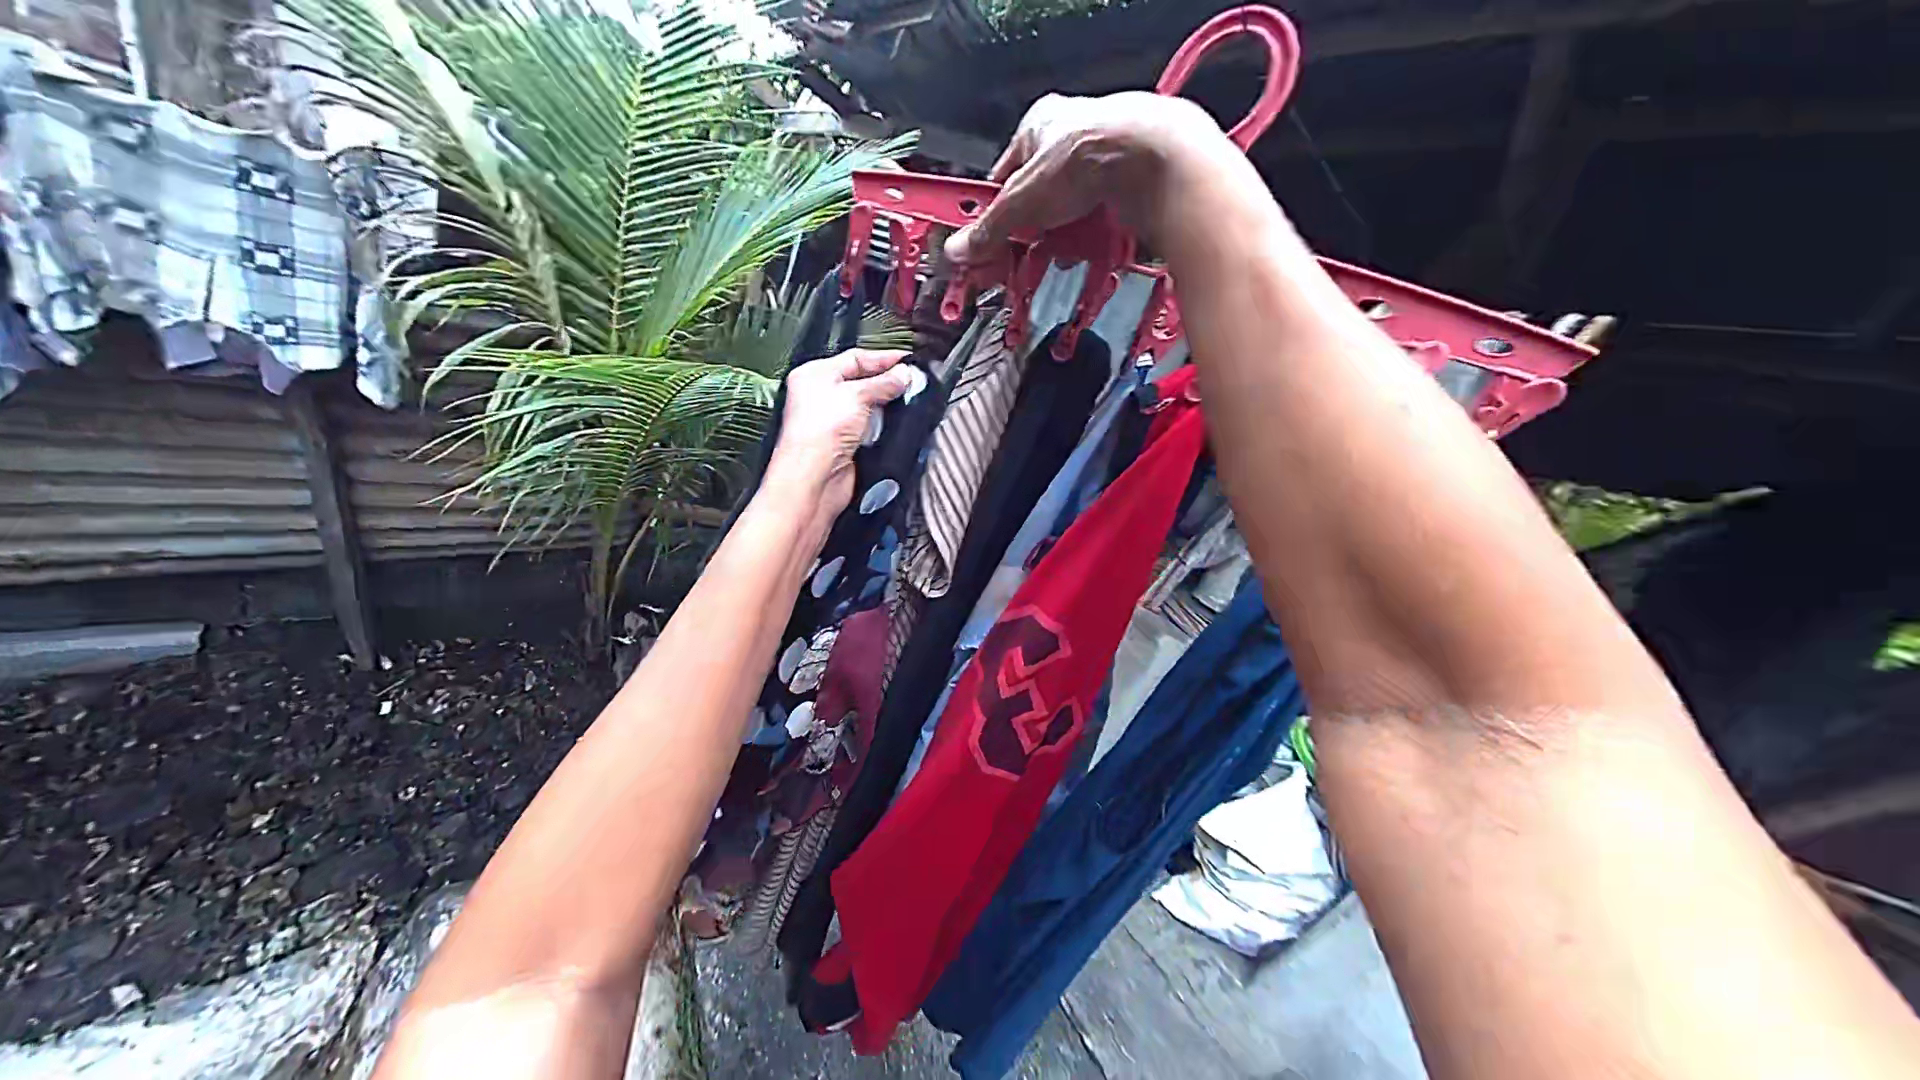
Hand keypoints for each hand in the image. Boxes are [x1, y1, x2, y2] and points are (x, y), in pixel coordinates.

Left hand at [764, 348, 923, 518]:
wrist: (815, 479)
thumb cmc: (816, 435)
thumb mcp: (856, 395)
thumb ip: (883, 383)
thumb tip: (902, 374)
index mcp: (814, 376)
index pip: (855, 358)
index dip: (882, 358)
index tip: (906, 360)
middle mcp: (821, 398)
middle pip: (863, 383)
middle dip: (886, 384)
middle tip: (909, 382)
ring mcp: (834, 424)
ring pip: (870, 409)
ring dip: (885, 409)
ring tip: (902, 405)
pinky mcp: (847, 446)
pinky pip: (872, 432)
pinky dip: (882, 431)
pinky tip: (891, 428)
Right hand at [943, 91, 1254, 267]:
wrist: (1152, 161)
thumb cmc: (1087, 157)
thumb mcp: (1021, 202)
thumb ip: (987, 230)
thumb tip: (959, 250)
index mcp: (1037, 128)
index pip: (1000, 182)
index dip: (990, 219)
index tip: (981, 249)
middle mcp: (1070, 142)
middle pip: (1035, 205)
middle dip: (1026, 241)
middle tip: (1016, 268)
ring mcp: (1101, 165)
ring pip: (1068, 219)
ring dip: (1059, 246)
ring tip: (1057, 260)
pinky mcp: (1126, 190)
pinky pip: (1098, 226)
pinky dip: (1090, 244)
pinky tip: (1087, 255)